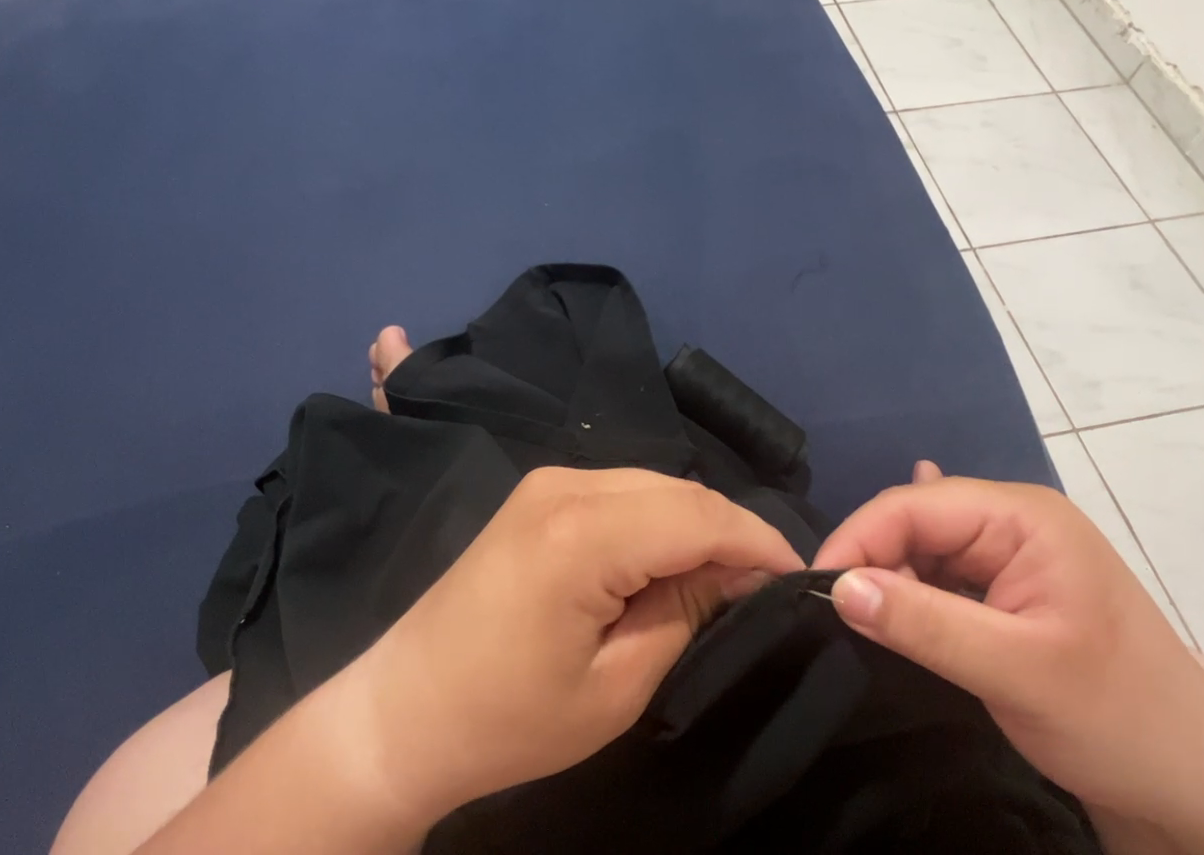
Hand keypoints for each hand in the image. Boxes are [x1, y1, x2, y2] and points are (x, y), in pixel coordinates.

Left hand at [334, 466, 805, 821]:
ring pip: (653, 485)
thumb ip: (684, 613)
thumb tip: (738, 573)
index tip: (799, 578)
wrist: (404, 713)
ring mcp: (545, 484)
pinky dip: (657, 520)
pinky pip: (620, 492)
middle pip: (680, 491)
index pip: (701, 514)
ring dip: (695, 524)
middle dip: (731, 531)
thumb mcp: (616, 686)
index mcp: (584, 533)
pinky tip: (669, 560)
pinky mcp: (535, 497)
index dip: (758, 542)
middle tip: (763, 587)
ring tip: (723, 579)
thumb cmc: (508, 719)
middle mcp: (565, 486)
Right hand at [813, 463, 1203, 832]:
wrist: (1192, 780)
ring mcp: (1012, 554)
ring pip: (920, 550)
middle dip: (869, 564)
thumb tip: (836, 587)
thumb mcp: (1016, 670)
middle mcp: (1014, 521)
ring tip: (860, 628)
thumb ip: (924, 623)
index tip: (815, 597)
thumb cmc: (1117, 718)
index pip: (913, 506)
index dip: (857, 542)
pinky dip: (910, 591)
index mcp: (1024, 517)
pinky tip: (886, 601)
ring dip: (887, 584)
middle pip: (912, 522)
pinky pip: (940, 575)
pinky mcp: (1006, 588)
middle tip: (835, 622)